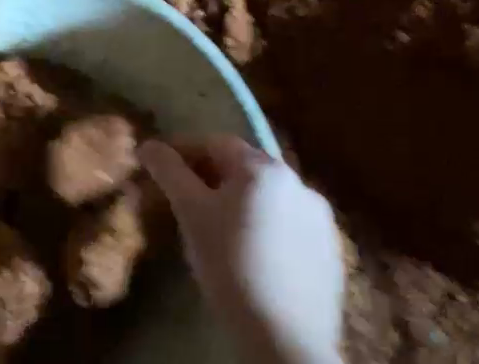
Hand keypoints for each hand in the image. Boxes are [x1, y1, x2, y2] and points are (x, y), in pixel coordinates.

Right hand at [139, 136, 344, 363]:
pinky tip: (249, 254)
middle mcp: (299, 183)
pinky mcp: (330, 253)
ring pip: (266, 197)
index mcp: (264, 167)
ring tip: (216, 229)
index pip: (214, 142)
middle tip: (185, 202)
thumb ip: (168, 170)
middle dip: (211, 178)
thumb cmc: (230, 262)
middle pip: (243, 167)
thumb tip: (148, 145)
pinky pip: (287, 225)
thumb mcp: (189, 211)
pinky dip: (264, 228)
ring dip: (239, 203)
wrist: (284, 337)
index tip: (160, 173)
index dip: (182, 153)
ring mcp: (321, 220)